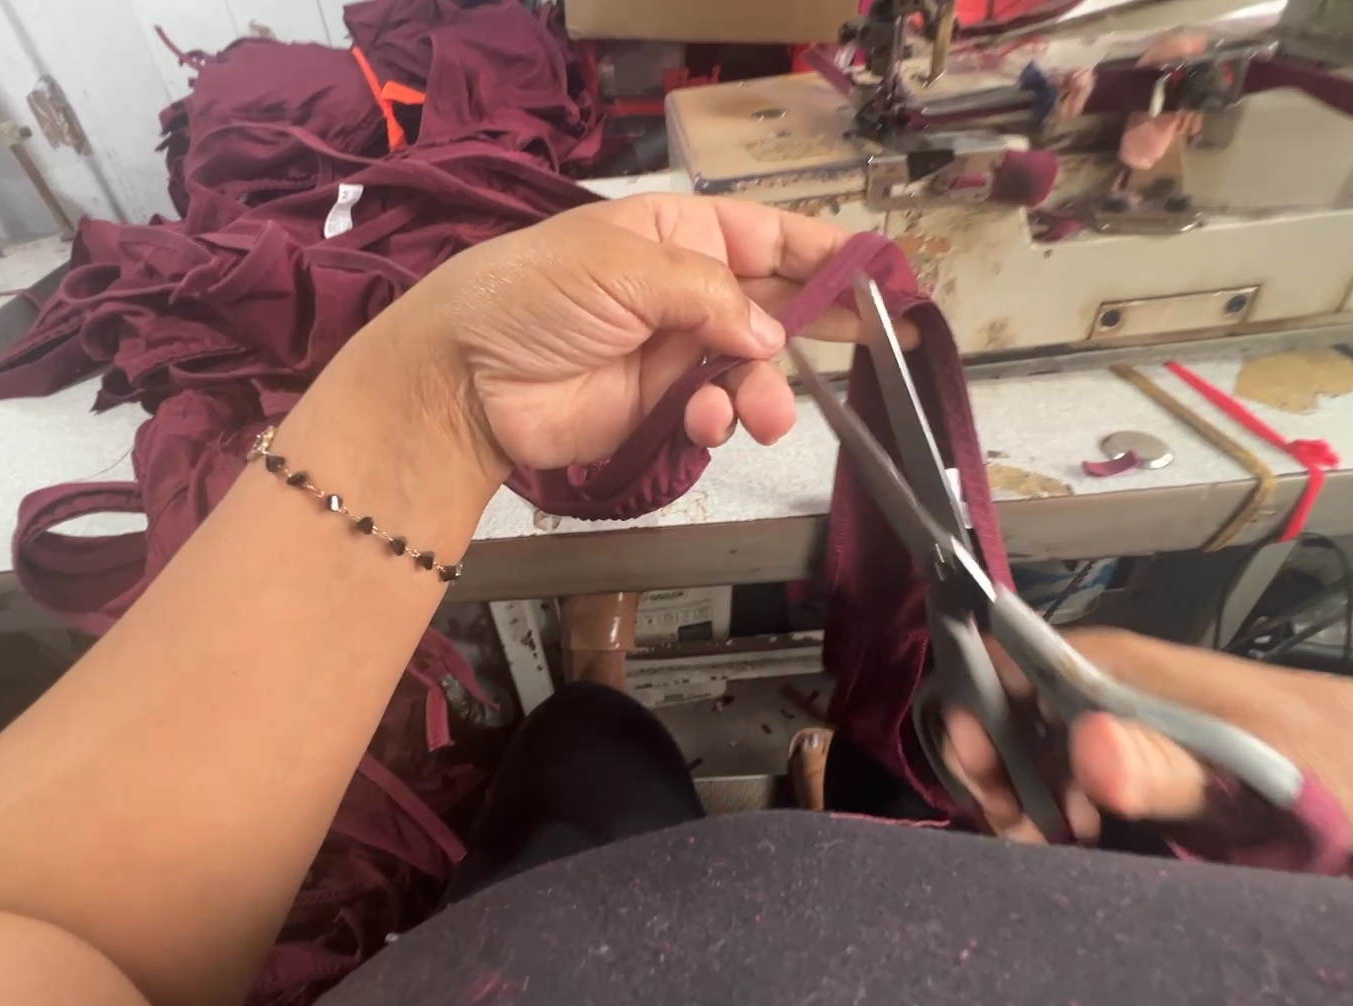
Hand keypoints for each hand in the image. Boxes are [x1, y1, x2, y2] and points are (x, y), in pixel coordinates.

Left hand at [366, 194, 885, 477]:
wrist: (470, 378)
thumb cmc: (536, 294)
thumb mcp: (622, 266)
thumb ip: (708, 295)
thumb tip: (771, 337)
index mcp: (679, 236)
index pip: (769, 238)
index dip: (826, 256)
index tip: (882, 275)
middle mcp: (687, 292)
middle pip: (773, 306)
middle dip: (822, 325)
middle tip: (880, 341)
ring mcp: (676, 353)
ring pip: (751, 370)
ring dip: (767, 392)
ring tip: (767, 415)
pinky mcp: (661, 408)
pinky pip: (714, 412)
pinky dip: (719, 420)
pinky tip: (705, 423)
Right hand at [943, 629, 1352, 852]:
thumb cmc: (1321, 763)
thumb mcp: (1244, 776)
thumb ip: (1162, 768)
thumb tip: (1083, 751)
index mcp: (1101, 661)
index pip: (993, 664)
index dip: (970, 715)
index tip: (985, 780)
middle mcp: (1089, 676)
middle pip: (997, 705)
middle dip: (990, 766)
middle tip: (1015, 829)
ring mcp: (1104, 710)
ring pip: (1022, 739)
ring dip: (1016, 791)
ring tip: (1047, 840)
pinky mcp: (1123, 743)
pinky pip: (1057, 763)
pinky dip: (1048, 800)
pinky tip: (1075, 835)